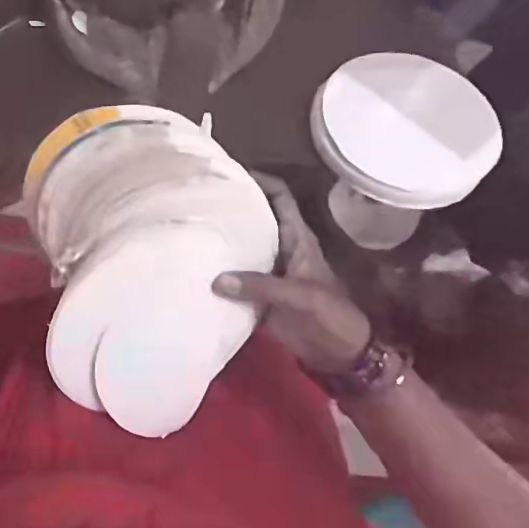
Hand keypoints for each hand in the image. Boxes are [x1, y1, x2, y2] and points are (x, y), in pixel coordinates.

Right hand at [212, 173, 371, 373]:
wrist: (339, 356)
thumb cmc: (332, 318)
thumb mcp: (302, 298)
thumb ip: (261, 287)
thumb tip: (216, 280)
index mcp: (298, 238)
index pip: (281, 198)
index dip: (261, 181)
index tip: (231, 172)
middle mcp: (280, 247)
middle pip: (255, 217)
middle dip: (232, 205)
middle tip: (198, 196)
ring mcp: (267, 270)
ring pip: (242, 243)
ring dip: (221, 235)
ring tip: (189, 224)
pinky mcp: (257, 292)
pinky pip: (233, 274)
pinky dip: (216, 268)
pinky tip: (194, 264)